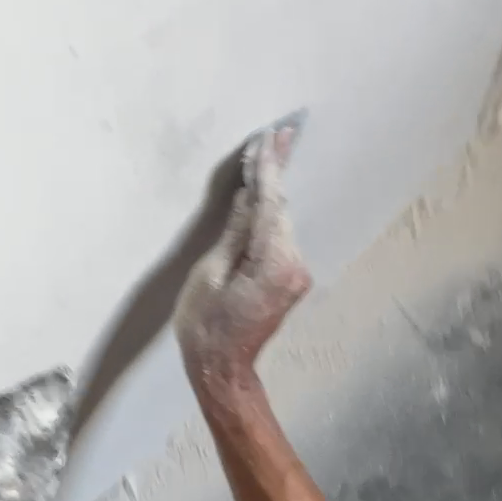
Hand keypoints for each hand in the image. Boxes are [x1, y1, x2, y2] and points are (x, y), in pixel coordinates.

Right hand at [175, 116, 311, 384]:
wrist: (223, 368)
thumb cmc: (205, 326)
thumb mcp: (209, 274)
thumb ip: (234, 231)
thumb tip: (248, 195)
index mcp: (273, 262)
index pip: (269, 204)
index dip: (267, 169)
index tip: (270, 136)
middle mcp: (295, 265)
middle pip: (280, 210)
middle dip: (275, 172)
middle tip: (280, 132)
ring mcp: (297, 273)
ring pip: (280, 222)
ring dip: (272, 192)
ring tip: (269, 152)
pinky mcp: (291, 279)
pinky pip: (279, 237)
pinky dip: (270, 215)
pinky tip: (264, 193)